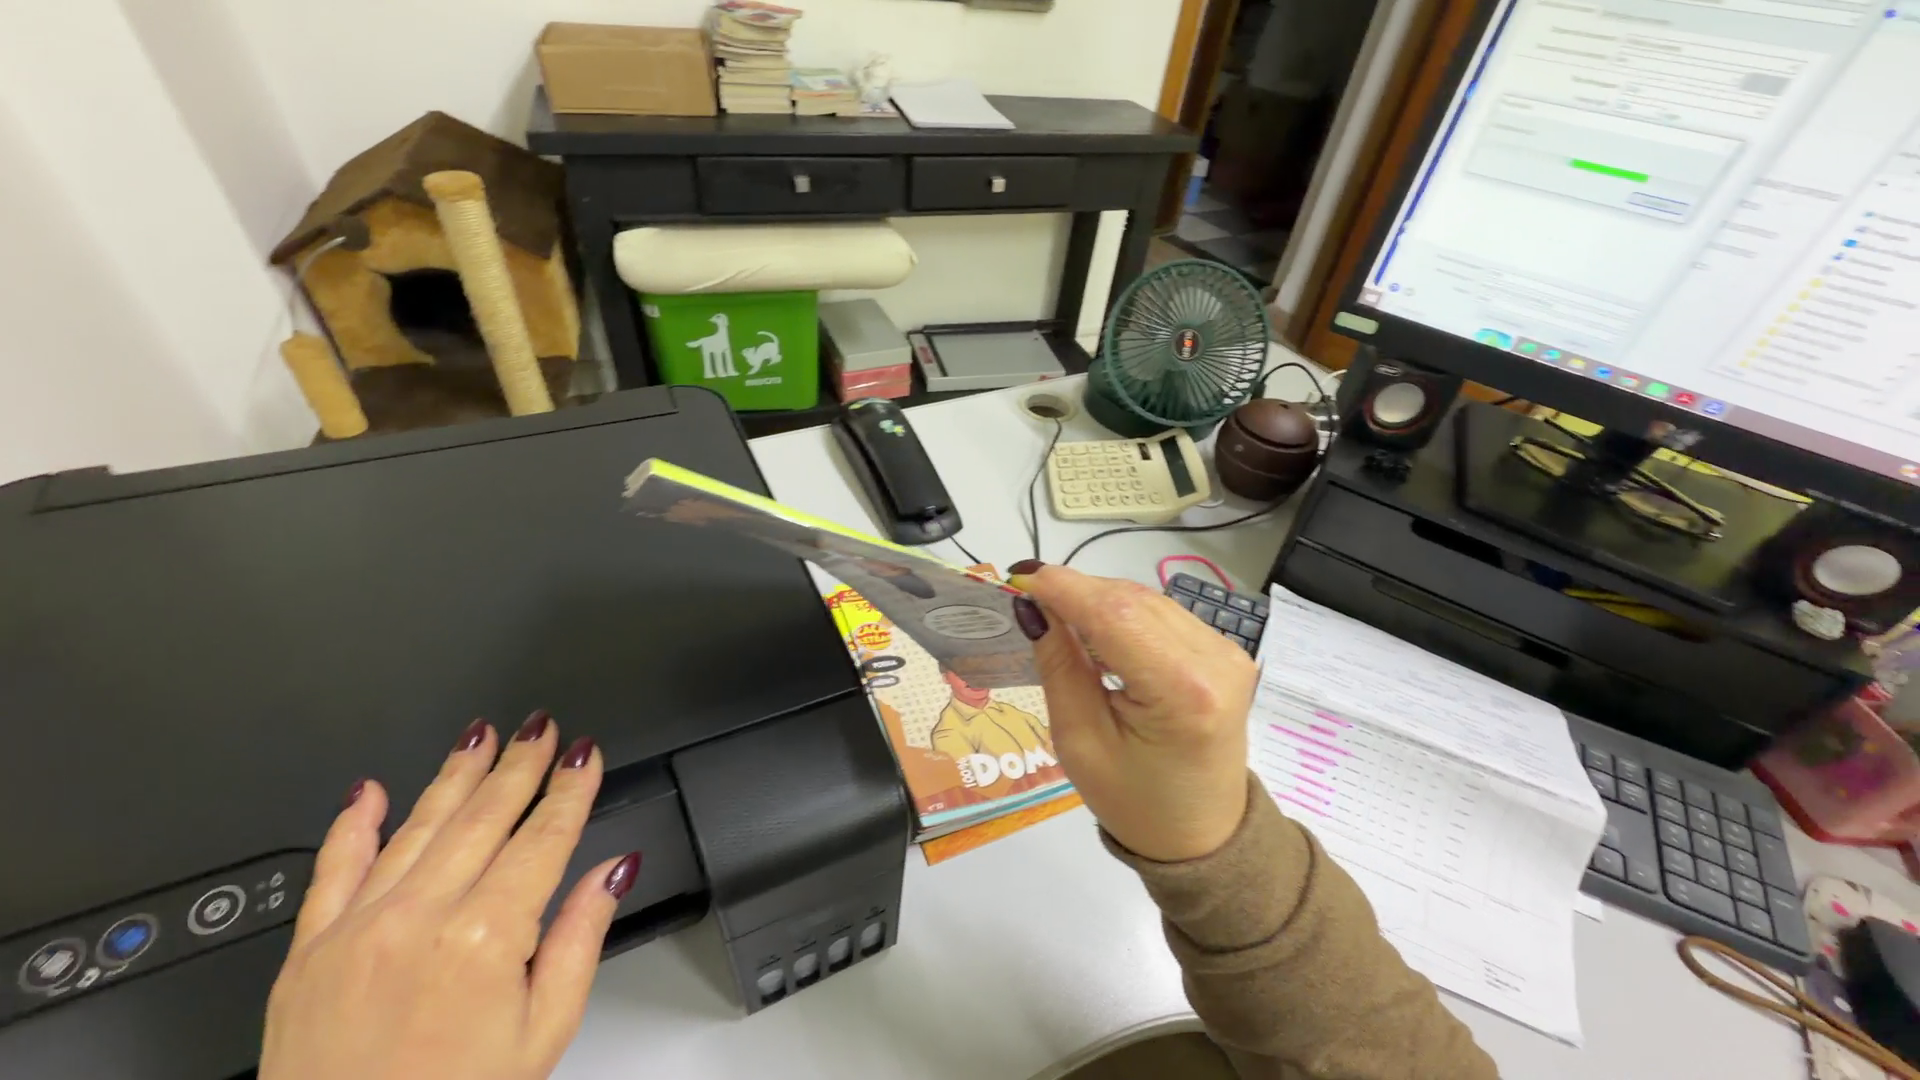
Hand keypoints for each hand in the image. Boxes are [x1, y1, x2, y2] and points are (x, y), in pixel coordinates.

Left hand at [260, 712, 638, 1079]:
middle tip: (541, 727)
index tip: (584, 755)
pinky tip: (369, 789)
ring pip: (419, 825)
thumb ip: (580, 938)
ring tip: (482, 733)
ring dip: (457, 773)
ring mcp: (359, 929)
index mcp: (486, 938)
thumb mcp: (545, 1029)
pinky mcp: (310, 950)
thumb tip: (613, 871)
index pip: (543, 837)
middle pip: (485, 817)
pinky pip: (333, 869)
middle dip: (520, 764)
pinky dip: (353, 823)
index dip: (569, 790)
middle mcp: (420, 919)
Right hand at [1008, 563, 1257, 862]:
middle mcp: (1214, 659)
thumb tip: (1033, 610)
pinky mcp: (1224, 651)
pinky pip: (1163, 614)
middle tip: (1027, 598)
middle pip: (1130, 600)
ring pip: (1146, 599)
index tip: (1018, 577)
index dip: (1063, 587)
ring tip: (1056, 616)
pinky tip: (1095, 631)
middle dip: (1075, 590)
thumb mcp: (1080, 742)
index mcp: (1182, 691)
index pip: (1114, 614)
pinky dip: (1122, 613)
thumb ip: (1060, 667)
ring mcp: (1226, 651)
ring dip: (1097, 599)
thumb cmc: (1135, 802)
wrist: (1202, 836)